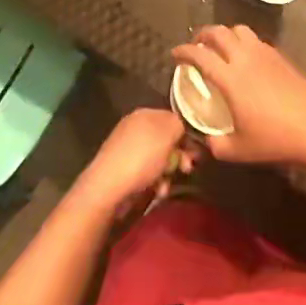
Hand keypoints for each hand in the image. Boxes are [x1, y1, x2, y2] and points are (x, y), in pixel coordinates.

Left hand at [73, 109, 193, 213]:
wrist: (109, 186)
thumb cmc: (141, 157)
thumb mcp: (167, 134)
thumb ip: (179, 124)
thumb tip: (180, 127)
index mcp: (145, 114)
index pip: (173, 118)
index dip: (186, 134)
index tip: (196, 150)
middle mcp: (136, 128)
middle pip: (167, 140)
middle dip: (180, 155)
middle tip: (187, 168)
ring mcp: (130, 149)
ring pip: (160, 159)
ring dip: (169, 172)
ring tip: (167, 183)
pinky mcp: (126, 169)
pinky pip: (149, 172)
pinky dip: (156, 181)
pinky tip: (158, 190)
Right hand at [170, 26, 305, 167]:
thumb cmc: (275, 140)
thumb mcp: (239, 150)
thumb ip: (216, 145)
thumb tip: (206, 141)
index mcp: (229, 77)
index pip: (199, 54)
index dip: (183, 51)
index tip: (175, 54)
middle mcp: (244, 58)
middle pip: (217, 32)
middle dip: (202, 35)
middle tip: (196, 46)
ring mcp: (264, 54)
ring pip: (238, 29)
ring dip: (224, 34)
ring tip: (220, 47)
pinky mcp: (280, 57)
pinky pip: (255, 40)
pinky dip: (243, 42)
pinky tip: (245, 59)